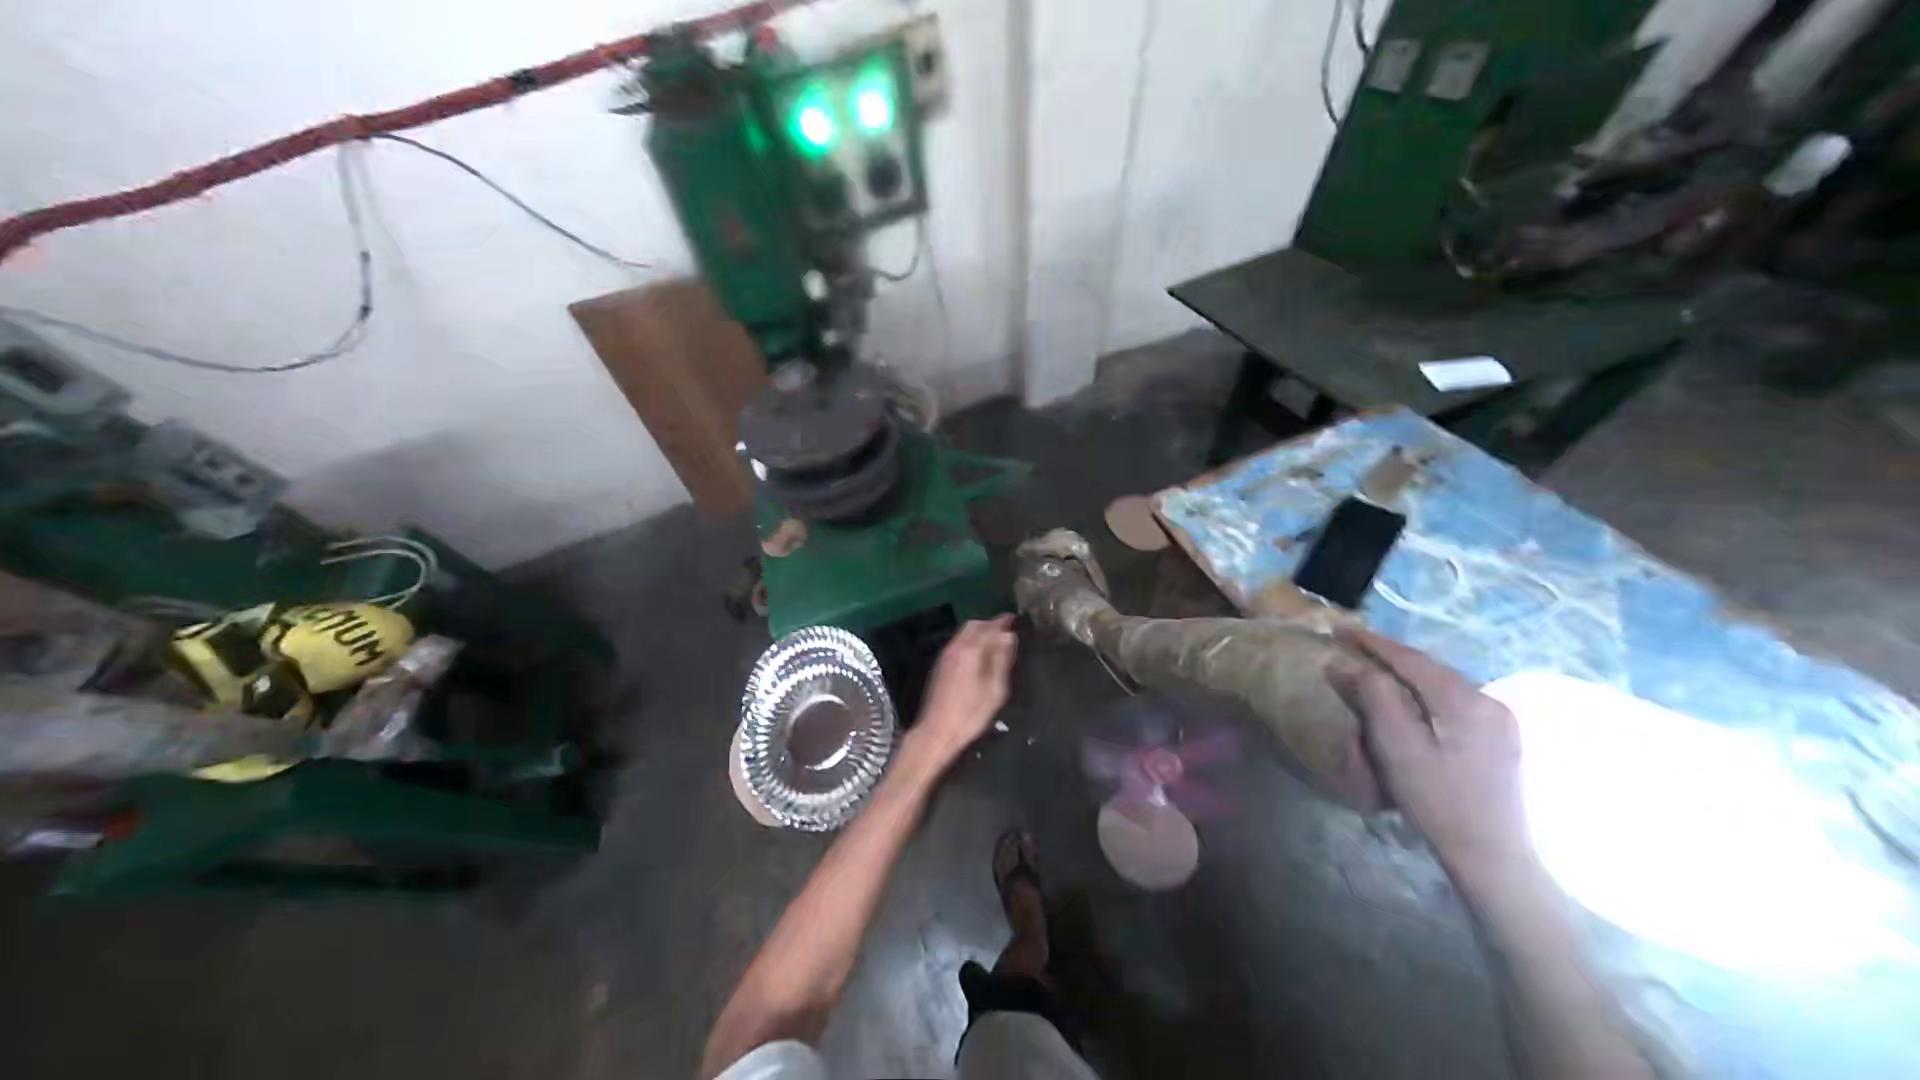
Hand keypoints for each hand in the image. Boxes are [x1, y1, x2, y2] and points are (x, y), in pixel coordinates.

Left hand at [911, 616, 1016, 764]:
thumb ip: (1001, 660)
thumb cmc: (970, 714)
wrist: (937, 731)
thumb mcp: (995, 690)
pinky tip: (980, 654)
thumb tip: (1008, 637)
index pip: (989, 627)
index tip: (1014, 619)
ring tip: (995, 642)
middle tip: (1006, 631)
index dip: (1003, 621)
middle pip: (974, 625)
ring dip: (980, 631)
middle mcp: (956, 648)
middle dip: (990, 624)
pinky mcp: (941, 664)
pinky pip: (958, 642)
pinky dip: (971, 640)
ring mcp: (946, 655)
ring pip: (964, 632)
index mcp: (970, 651)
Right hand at [1327, 629, 1533, 887]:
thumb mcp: (1397, 747)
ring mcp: (1500, 720)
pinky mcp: (1501, 739)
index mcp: (1465, 700)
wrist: (1494, 857)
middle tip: (1352, 644)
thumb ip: (1374, 697)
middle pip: (1429, 667)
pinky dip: (1424, 691)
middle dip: (1389, 654)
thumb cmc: (1438, 801)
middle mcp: (1489, 701)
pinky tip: (1408, 698)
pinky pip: (1453, 700)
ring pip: (1443, 683)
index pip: (1410, 659)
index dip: (1372, 642)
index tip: (1340, 629)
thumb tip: (1346, 663)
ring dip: (1407, 673)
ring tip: (1373, 667)